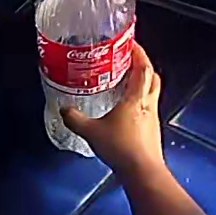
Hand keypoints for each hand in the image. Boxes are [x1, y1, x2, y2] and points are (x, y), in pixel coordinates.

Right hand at [61, 44, 165, 181]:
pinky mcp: (151, 129)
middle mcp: (148, 103)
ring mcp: (152, 117)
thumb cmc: (120, 146)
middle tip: (128, 59)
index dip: (138, 53)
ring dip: (142, 82)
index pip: (142, 68)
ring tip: (124, 79)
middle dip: (143, 65)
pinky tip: (124, 106)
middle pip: (152, 77)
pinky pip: (146, 105)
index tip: (130, 43)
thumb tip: (63, 109)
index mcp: (135, 98)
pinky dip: (138, 99)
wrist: (142, 171)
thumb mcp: (91, 132)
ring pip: (151, 91)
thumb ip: (75, 119)